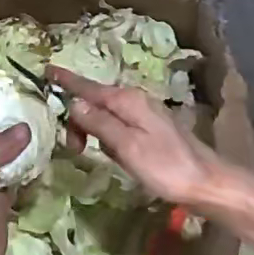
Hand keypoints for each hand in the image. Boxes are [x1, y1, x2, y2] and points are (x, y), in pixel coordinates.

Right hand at [49, 65, 227, 205]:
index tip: (45, 70)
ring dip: (89, 129)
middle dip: (76, 117)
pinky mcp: (148, 129)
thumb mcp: (126, 146)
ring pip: (103, 114)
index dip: (66, 80)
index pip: (88, 87)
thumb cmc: (166, 166)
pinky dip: (104, 135)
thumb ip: (98, 123)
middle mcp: (134, 100)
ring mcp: (143, 114)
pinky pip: (115, 125)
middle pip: (93, 100)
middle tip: (71, 147)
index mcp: (127, 100)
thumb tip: (73, 104)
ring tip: (83, 151)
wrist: (207, 184)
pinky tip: (108, 152)